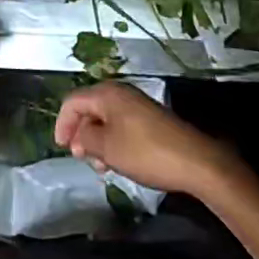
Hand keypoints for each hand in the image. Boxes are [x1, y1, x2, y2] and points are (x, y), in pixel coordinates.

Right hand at [54, 81, 240, 194]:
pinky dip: (112, 140)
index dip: (62, 123)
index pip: (72, 102)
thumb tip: (77, 135)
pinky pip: (121, 124)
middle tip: (81, 158)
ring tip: (100, 165)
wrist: (197, 162)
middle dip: (80, 133)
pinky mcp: (149, 118)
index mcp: (106, 94)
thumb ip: (85, 138)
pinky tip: (117, 160)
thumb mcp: (108, 148)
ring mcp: (137, 105)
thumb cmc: (146, 153)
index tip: (61, 148)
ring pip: (105, 118)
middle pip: (89, 108)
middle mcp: (120, 93)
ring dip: (97, 139)